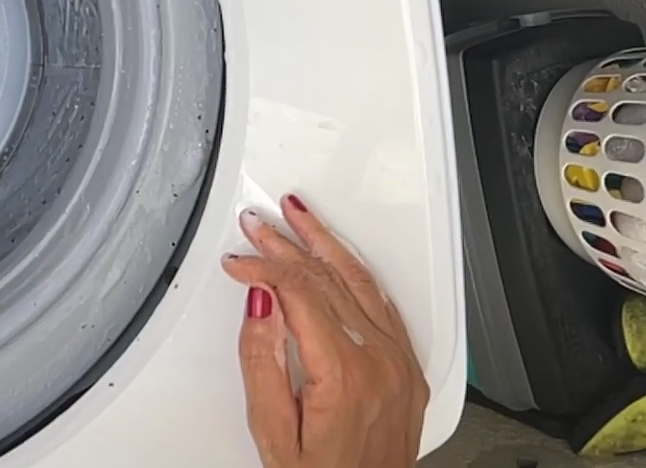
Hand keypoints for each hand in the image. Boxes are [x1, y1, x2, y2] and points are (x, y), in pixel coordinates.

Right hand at [222, 196, 427, 467]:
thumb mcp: (274, 431)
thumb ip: (262, 361)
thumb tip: (260, 300)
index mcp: (345, 373)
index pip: (298, 291)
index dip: (263, 267)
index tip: (237, 262)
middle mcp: (379, 361)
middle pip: (324, 278)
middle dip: (284, 244)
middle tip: (256, 224)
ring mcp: (398, 362)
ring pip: (357, 279)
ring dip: (323, 240)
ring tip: (297, 213)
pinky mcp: (408, 368)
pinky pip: (382, 302)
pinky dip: (354, 269)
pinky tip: (337, 253)